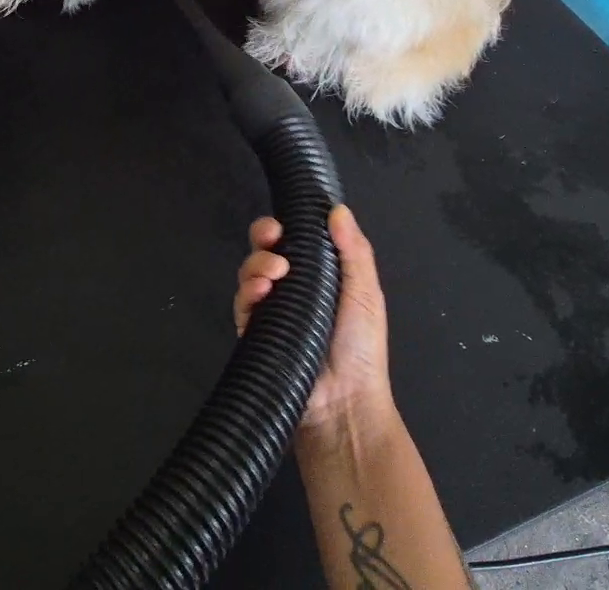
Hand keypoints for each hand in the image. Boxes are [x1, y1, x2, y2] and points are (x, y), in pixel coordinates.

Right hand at [233, 205, 390, 431]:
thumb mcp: (367, 294)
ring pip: (250, 272)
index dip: (287, 227)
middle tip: (272, 238)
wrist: (344, 401)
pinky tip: (261, 293)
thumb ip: (354, 251)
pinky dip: (248, 292)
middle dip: (264, 237)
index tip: (287, 221)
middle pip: (266, 250)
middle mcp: (292, 289)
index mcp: (320, 276)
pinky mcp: (254, 332)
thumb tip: (337, 209)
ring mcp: (271, 311)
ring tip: (275, 273)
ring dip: (258, 264)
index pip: (295, 241)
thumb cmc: (361, 347)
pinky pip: (242, 304)